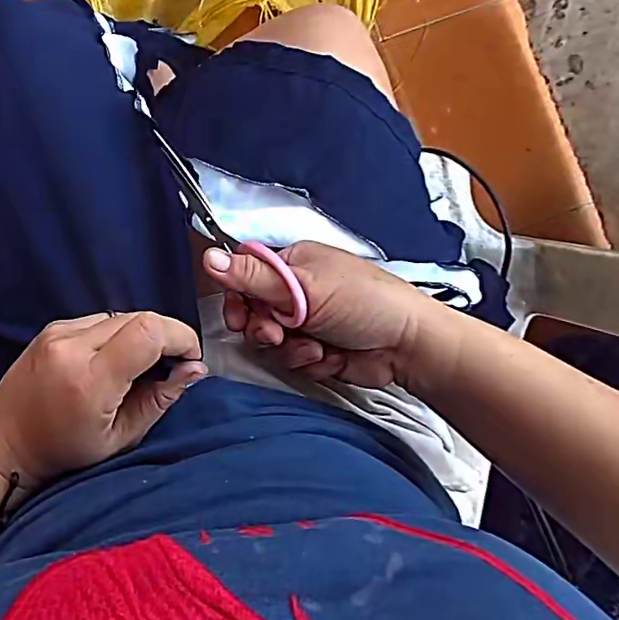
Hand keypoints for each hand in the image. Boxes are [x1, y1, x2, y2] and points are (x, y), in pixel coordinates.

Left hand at [0, 312, 205, 488]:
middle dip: (167, 337)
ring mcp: (59, 333)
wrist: (2, 443)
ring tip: (140, 368)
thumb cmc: (60, 451)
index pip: (149, 332)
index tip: (189, 359)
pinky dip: (119, 334)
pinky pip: (102, 319)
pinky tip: (113, 361)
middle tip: (171, 366)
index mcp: (89, 380)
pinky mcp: (54, 327)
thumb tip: (195, 369)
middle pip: (141, 318)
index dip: (181, 338)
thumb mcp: (120, 438)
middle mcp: (71, 347)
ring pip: (123, 316)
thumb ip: (160, 399)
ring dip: (143, 335)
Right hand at [202, 241, 452, 388]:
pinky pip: (291, 359)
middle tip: (278, 332)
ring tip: (314, 345)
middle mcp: (297, 291)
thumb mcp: (305, 286)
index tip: (240, 315)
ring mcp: (307, 321)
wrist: (408, 345)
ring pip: (271, 341)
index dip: (238, 298)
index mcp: (293, 263)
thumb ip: (254, 276)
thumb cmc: (366, 302)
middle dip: (264, 329)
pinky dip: (307, 361)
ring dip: (290, 348)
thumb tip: (211, 258)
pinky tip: (327, 356)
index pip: (246, 276)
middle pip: (254, 312)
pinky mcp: (316, 348)